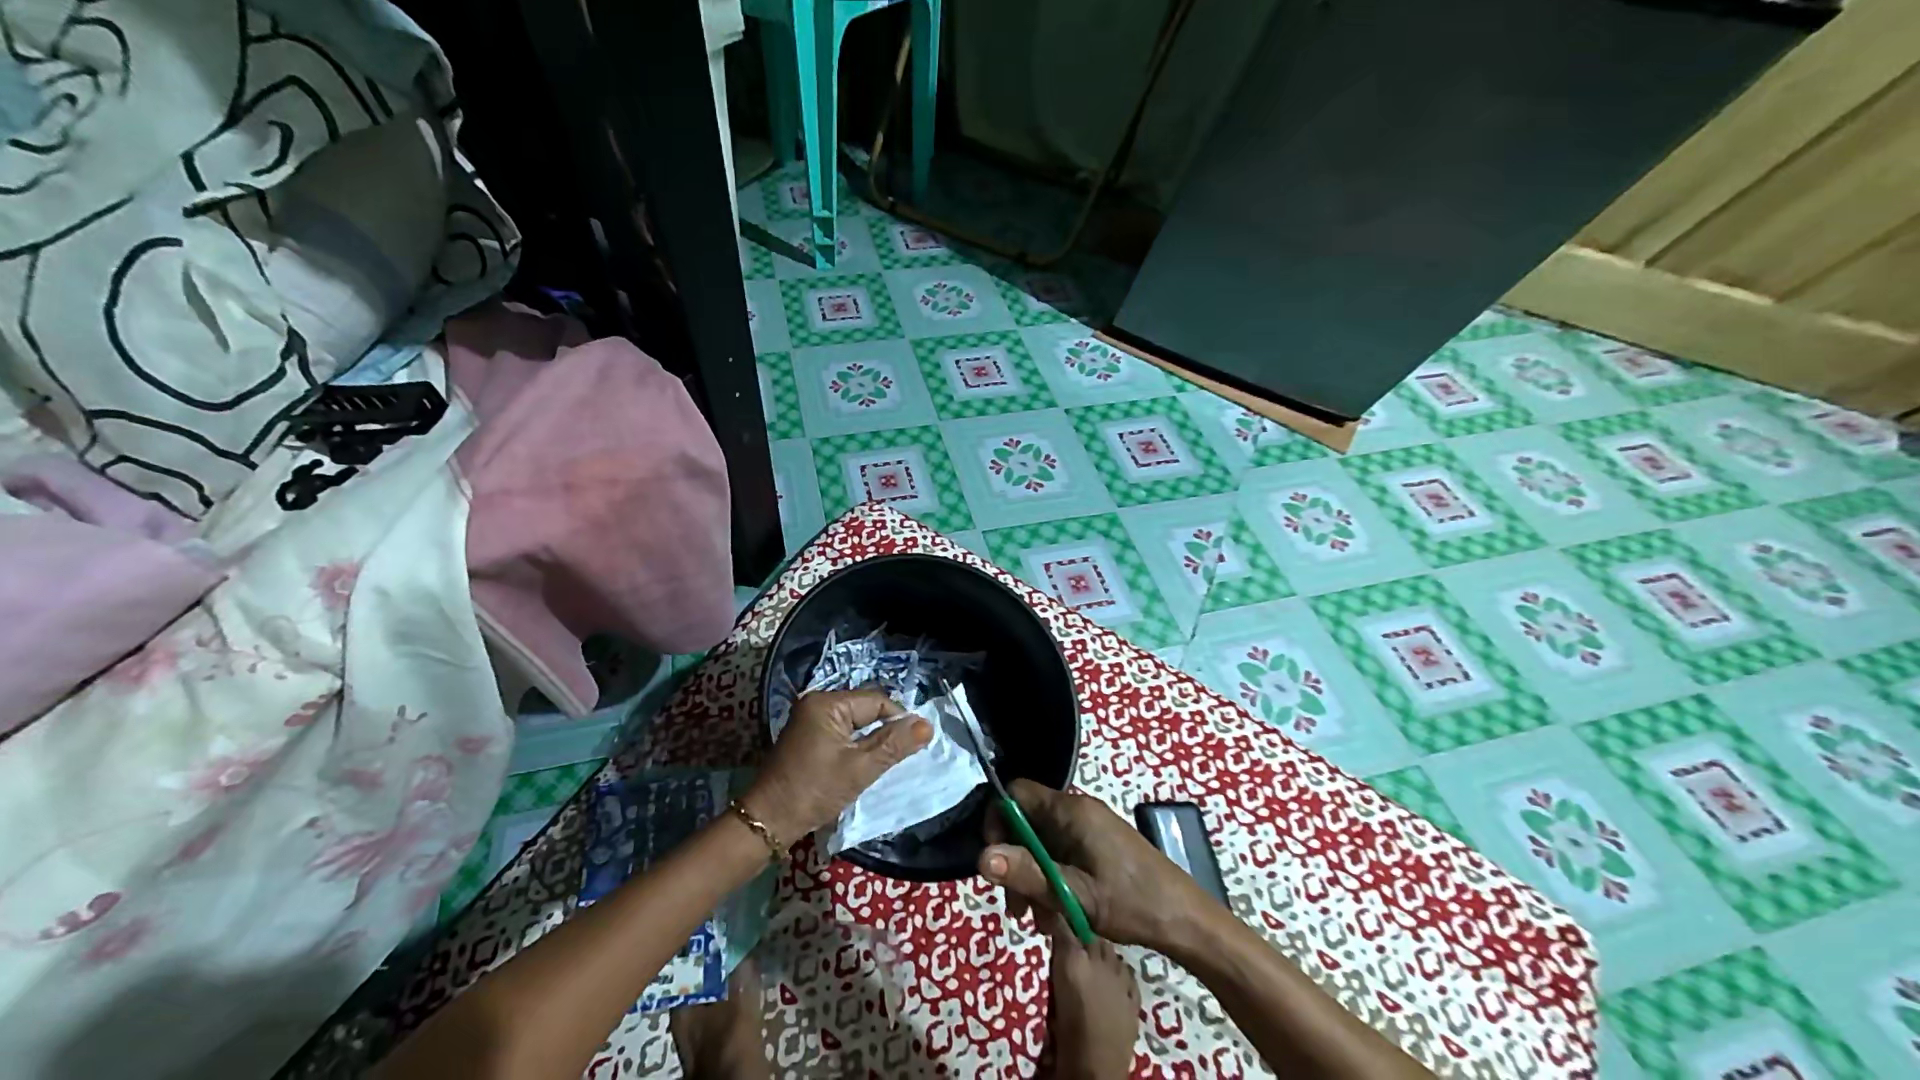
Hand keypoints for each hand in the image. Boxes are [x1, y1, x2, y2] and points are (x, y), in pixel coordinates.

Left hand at [741, 689, 931, 844]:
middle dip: (884, 731)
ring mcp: (809, 719)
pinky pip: (841, 732)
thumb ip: (894, 744)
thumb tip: (926, 725)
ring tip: (882, 762)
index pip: (877, 701)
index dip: (898, 721)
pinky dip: (855, 746)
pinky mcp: (806, 736)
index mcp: (827, 703)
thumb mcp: (860, 768)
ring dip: (870, 740)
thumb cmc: (815, 791)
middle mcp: (816, 703)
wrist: (769, 821)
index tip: (912, 745)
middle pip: (865, 710)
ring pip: (855, 723)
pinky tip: (861, 764)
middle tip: (898, 757)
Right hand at [978, 780, 1219, 950]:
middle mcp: (1078, 811)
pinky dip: (1052, 880)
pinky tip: (1058, 915)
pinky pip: (1061, 853)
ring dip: (1033, 878)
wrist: (1186, 920)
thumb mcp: (1074, 893)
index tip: (997, 862)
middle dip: (1015, 862)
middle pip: (1026, 822)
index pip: (1015, 793)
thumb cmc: (1132, 902)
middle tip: (1017, 908)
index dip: (997, 822)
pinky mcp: (1098, 846)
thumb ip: (1027, 874)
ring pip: (1042, 843)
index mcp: (1071, 810)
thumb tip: (981, 858)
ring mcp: (1089, 828)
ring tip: (1041, 921)